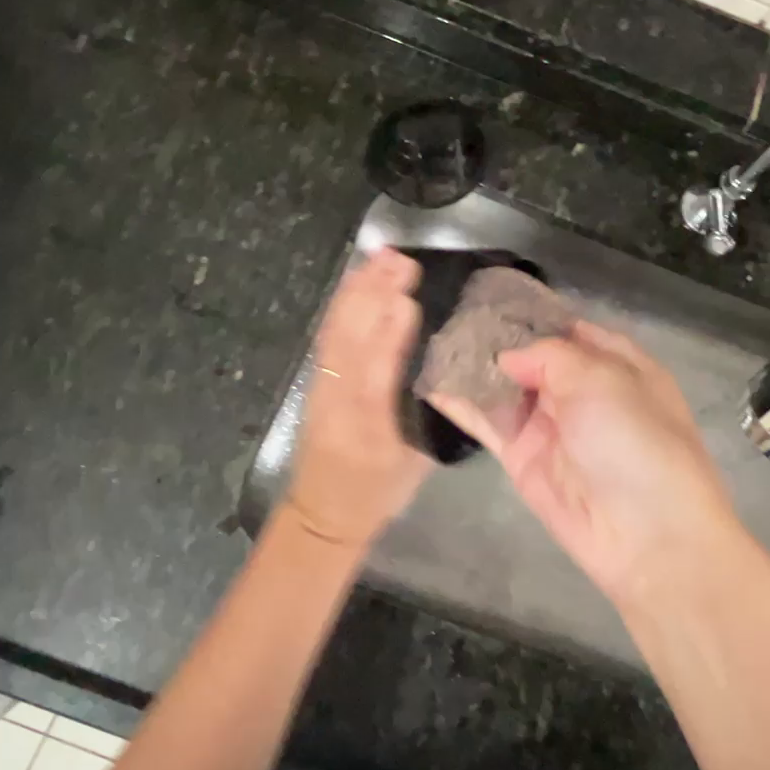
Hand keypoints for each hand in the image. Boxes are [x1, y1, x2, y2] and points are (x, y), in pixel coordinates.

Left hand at [283, 248, 432, 549]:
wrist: (322, 512)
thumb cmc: (378, 492)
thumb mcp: (416, 463)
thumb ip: (431, 413)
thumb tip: (453, 364)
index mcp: (369, 432)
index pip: (375, 379)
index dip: (387, 339)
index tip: (406, 301)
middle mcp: (339, 404)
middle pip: (351, 344)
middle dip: (373, 297)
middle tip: (401, 261)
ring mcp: (322, 389)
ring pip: (337, 332)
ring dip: (358, 291)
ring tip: (382, 258)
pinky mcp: (316, 379)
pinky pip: (328, 334)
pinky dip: (343, 302)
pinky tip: (357, 279)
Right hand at [428, 321, 743, 600]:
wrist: (646, 534)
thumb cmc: (635, 439)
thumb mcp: (601, 378)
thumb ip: (549, 356)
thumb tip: (509, 356)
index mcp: (616, 364)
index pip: (568, 329)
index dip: (533, 314)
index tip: (490, 296)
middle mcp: (582, 391)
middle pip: (531, 356)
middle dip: (496, 338)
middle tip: (450, 312)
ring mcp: (550, 426)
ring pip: (504, 387)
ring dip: (473, 366)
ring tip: (432, 337)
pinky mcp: (522, 459)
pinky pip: (487, 423)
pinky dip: (460, 404)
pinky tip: (429, 380)